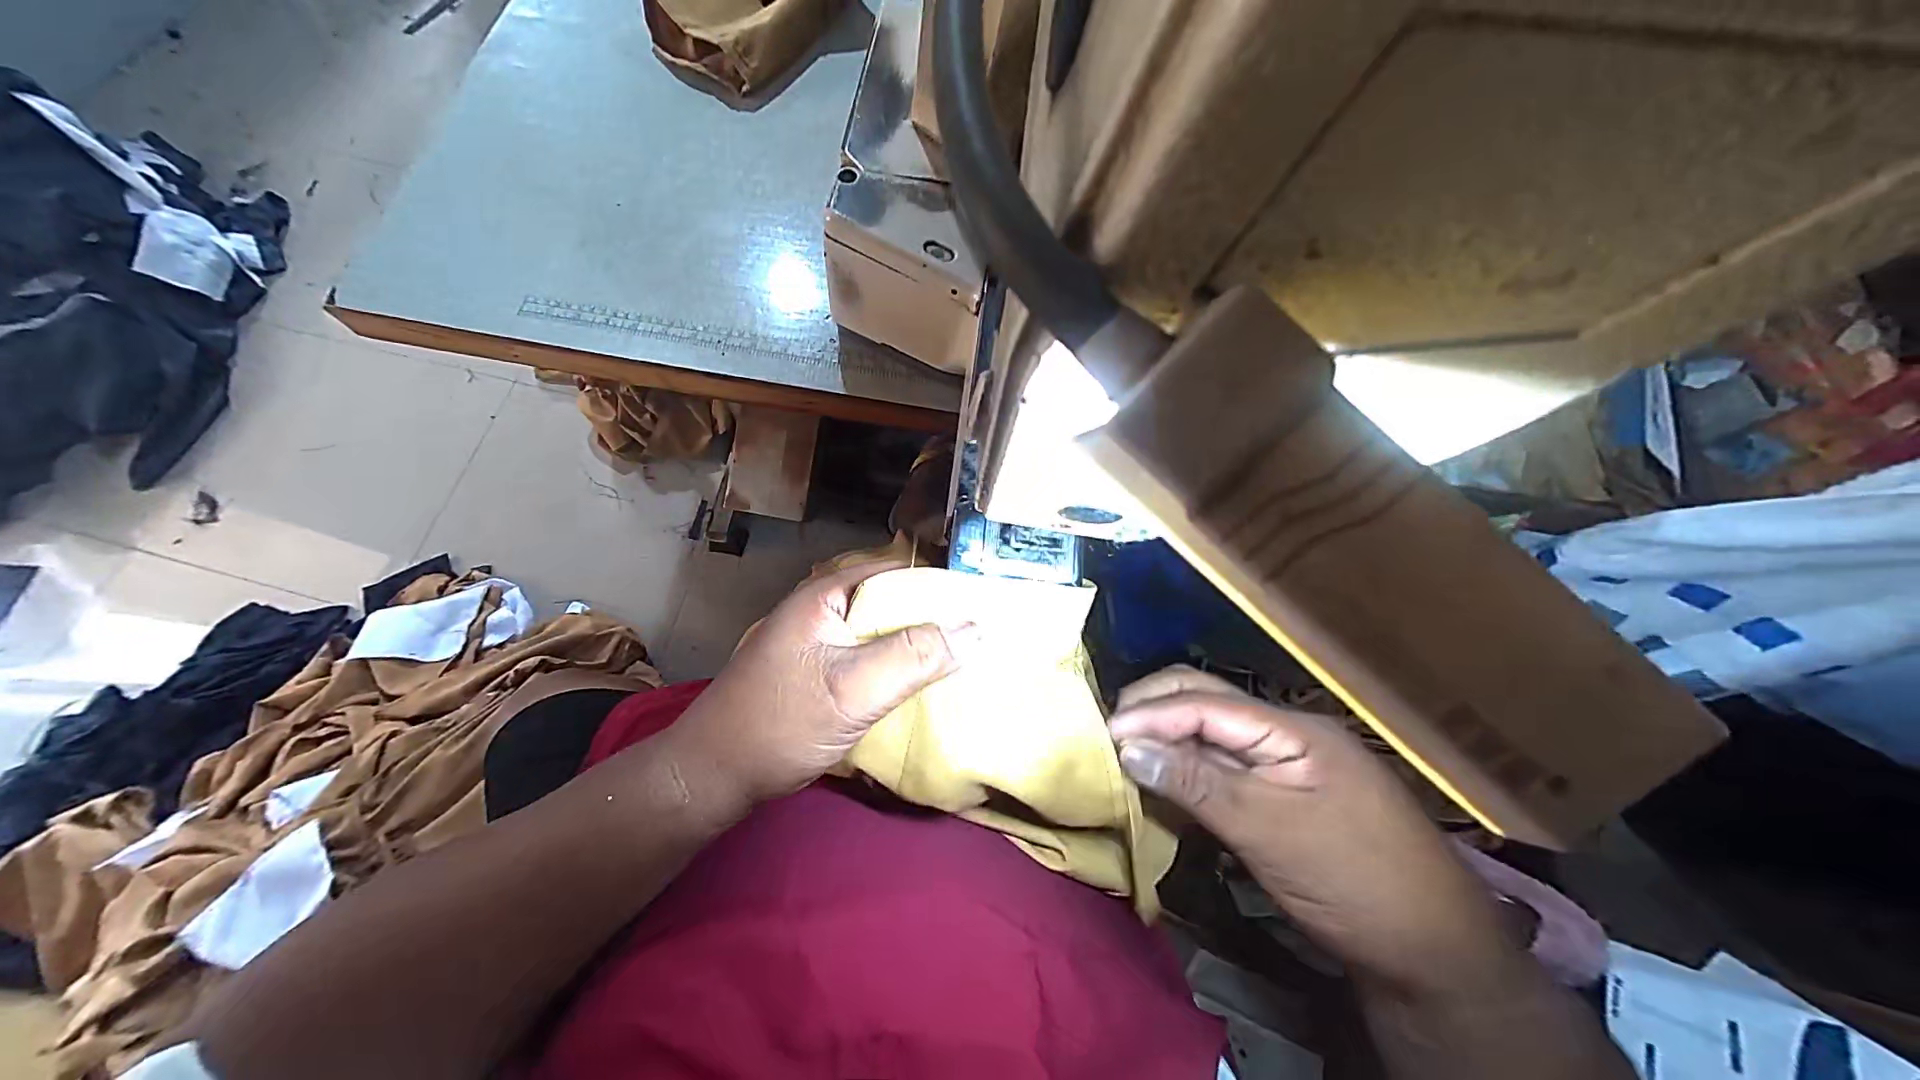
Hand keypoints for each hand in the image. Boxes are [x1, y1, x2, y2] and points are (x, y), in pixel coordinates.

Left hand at [669, 559, 967, 803]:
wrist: (713, 775)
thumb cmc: (778, 726)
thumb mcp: (852, 690)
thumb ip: (914, 657)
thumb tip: (974, 629)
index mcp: (825, 595)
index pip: (897, 570)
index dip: (941, 585)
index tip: (983, 605)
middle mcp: (821, 608)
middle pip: (891, 600)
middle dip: (933, 616)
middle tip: (981, 635)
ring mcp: (817, 639)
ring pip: (880, 630)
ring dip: (915, 643)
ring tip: (962, 657)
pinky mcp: (817, 669)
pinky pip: (867, 654)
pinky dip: (894, 663)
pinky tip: (920, 682)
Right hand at [1109, 666, 1519, 995]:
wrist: (1437, 958)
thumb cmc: (1356, 882)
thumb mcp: (1271, 831)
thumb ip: (1197, 782)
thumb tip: (1127, 746)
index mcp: (1293, 728)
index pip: (1205, 702)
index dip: (1150, 714)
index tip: (1102, 735)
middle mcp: (1286, 734)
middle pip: (1206, 703)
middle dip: (1153, 712)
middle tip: (1106, 738)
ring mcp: (1285, 766)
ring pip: (1210, 736)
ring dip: (1166, 742)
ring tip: (1122, 757)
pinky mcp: (1281, 798)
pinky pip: (1222, 769)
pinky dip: (1186, 772)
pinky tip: (1161, 784)